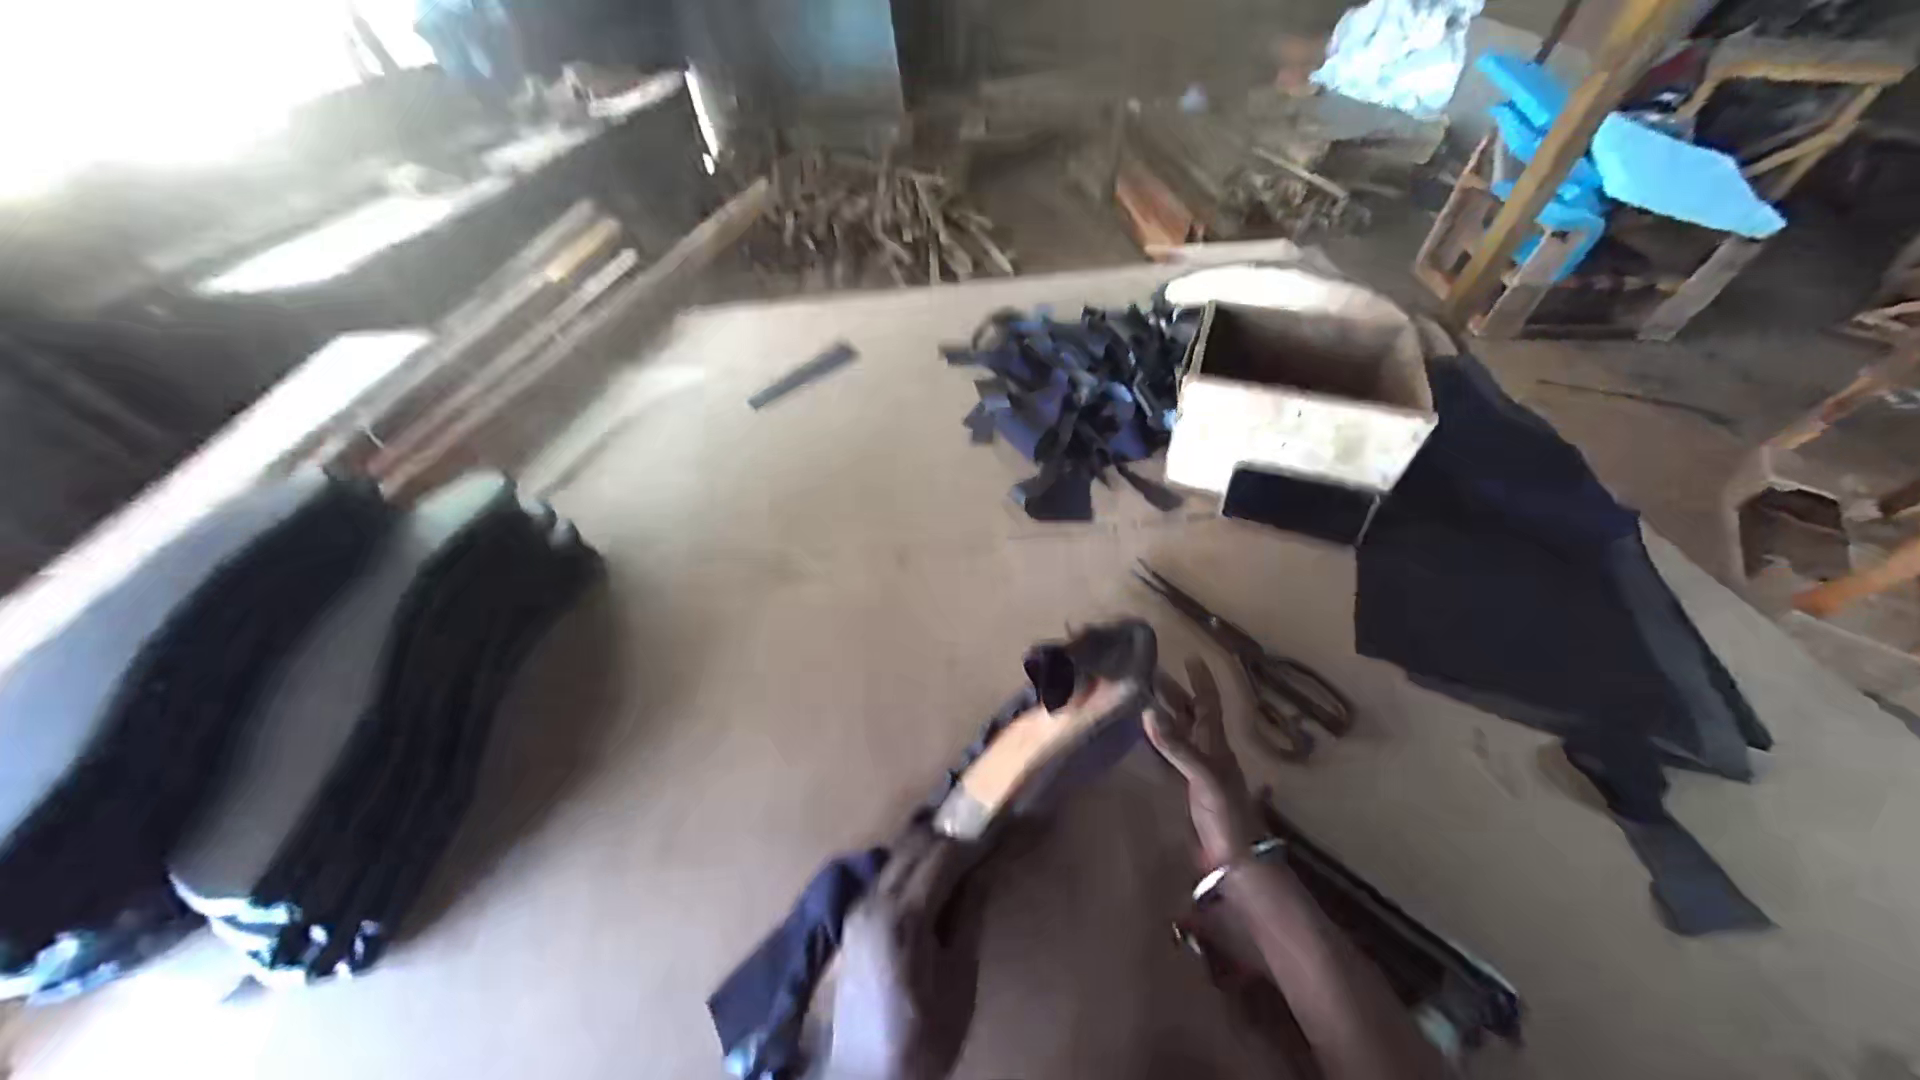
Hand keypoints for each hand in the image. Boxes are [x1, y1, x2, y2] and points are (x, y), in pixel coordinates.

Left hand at [825, 824, 988, 1079]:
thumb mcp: (960, 980)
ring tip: (962, 860)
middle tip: (982, 842)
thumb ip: (969, 915)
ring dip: (930, 848)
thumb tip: (985, 869)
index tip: (996, 836)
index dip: (972, 842)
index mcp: (903, 915)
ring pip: (898, 855)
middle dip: (950, 836)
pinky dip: (912, 866)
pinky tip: (933, 882)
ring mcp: (859, 907)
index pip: (942, 853)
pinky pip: (887, 874)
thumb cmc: (923, 1036)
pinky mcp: (853, 918)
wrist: (866, 1078)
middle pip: (915, 844)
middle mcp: (874, 899)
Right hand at [1144, 657, 1259, 868]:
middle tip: (1150, 674)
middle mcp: (1208, 752)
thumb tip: (1148, 711)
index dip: (1202, 680)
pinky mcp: (1186, 790)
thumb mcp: (1204, 776)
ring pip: (1181, 734)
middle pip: (1192, 714)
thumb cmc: (1227, 815)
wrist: (1237, 863)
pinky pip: (1171, 756)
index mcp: (1216, 744)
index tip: (1191, 657)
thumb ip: (1177, 746)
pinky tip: (1145, 741)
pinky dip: (1158, 742)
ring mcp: (1198, 772)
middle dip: (1175, 692)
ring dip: (1166, 715)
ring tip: (1143, 699)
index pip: (1209, 703)